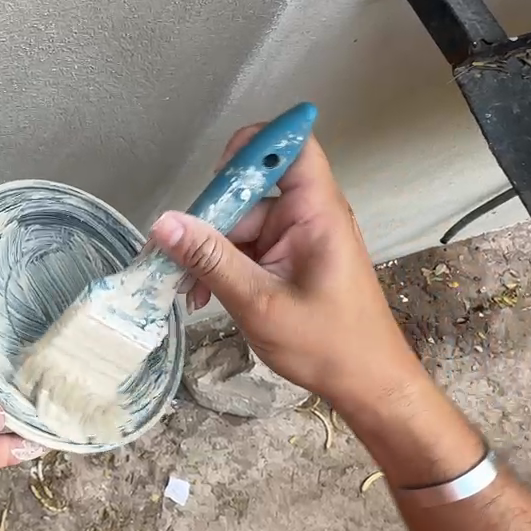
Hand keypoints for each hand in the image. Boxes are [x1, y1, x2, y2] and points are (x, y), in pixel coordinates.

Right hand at [149, 130, 427, 417]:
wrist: (366, 385)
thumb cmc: (326, 344)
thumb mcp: (258, 302)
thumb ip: (210, 259)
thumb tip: (163, 223)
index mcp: (316, 212)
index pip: (292, 147)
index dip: (254, 146)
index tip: (216, 176)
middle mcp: (306, 215)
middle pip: (249, 191)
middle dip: (209, 220)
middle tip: (174, 257)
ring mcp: (296, 237)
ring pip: (239, 223)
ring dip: (208, 252)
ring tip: (188, 289)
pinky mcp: (287, 259)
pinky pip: (244, 247)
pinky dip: (221, 266)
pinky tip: (202, 294)